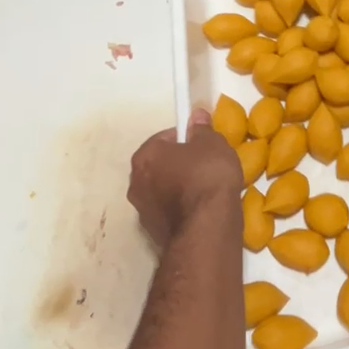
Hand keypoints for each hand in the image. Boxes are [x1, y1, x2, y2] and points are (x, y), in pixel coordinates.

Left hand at [127, 108, 238, 247]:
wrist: (207, 228)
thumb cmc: (207, 176)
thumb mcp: (212, 143)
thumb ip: (202, 129)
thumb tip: (196, 116)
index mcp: (145, 157)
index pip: (163, 138)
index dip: (184, 138)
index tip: (202, 143)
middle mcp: (136, 183)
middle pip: (159, 166)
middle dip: (178, 164)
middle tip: (205, 164)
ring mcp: (143, 212)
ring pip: (162, 191)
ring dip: (178, 188)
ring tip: (206, 189)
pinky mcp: (154, 233)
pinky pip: (169, 211)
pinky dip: (182, 208)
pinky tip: (203, 208)